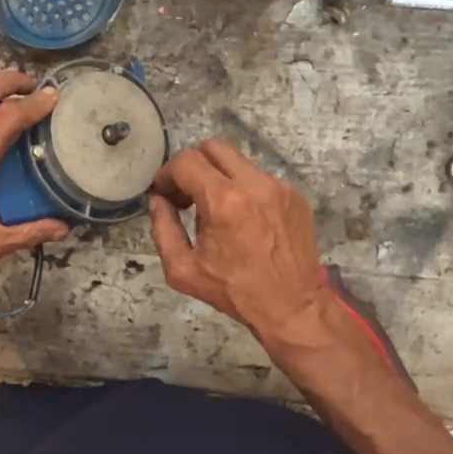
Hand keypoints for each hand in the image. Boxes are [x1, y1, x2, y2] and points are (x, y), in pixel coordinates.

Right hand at [148, 139, 332, 350]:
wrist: (291, 306)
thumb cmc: (233, 292)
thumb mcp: (182, 269)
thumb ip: (162, 229)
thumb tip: (157, 201)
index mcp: (224, 202)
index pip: (186, 161)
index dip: (167, 174)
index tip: (165, 195)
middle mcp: (254, 185)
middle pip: (213, 147)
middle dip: (193, 166)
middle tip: (187, 195)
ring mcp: (279, 187)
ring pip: (238, 161)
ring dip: (219, 178)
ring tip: (216, 212)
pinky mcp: (295, 195)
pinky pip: (259, 179)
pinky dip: (243, 191)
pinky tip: (243, 221)